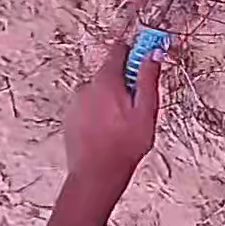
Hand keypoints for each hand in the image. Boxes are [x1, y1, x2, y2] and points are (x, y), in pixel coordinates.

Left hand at [63, 43, 161, 188]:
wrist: (96, 175)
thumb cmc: (124, 144)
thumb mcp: (146, 108)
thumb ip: (148, 77)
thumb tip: (152, 53)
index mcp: (106, 81)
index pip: (121, 50)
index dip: (137, 52)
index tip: (149, 56)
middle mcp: (87, 87)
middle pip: (111, 72)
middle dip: (127, 81)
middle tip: (141, 102)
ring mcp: (76, 103)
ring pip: (101, 90)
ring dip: (114, 98)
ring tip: (125, 121)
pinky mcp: (71, 119)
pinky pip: (91, 106)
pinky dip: (101, 111)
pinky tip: (111, 129)